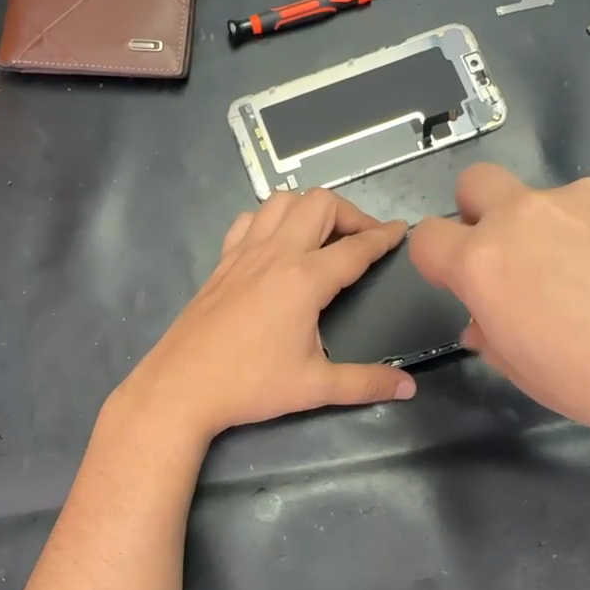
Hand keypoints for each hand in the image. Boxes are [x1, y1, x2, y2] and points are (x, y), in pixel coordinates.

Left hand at [115, 189, 415, 439]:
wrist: (181, 387)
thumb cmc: (250, 386)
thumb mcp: (315, 388)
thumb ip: (365, 384)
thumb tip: (408, 388)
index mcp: (304, 280)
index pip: (356, 247)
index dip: (384, 236)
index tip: (401, 230)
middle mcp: (276, 254)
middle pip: (320, 203)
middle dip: (350, 213)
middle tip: (362, 239)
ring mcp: (244, 253)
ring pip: (281, 201)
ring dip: (307, 208)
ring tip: (322, 235)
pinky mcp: (222, 262)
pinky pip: (248, 220)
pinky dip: (268, 219)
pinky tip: (274, 243)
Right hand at [408, 164, 589, 444]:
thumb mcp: (529, 374)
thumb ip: (494, 336)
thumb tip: (486, 320)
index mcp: (483, 264)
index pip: (427, 238)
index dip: (435, 261)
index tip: (458, 284)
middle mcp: (522, 217)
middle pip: (474, 183)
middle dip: (476, 213)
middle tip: (509, 260)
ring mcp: (579, 199)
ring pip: (539, 198)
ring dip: (543, 227)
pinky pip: (589, 206)